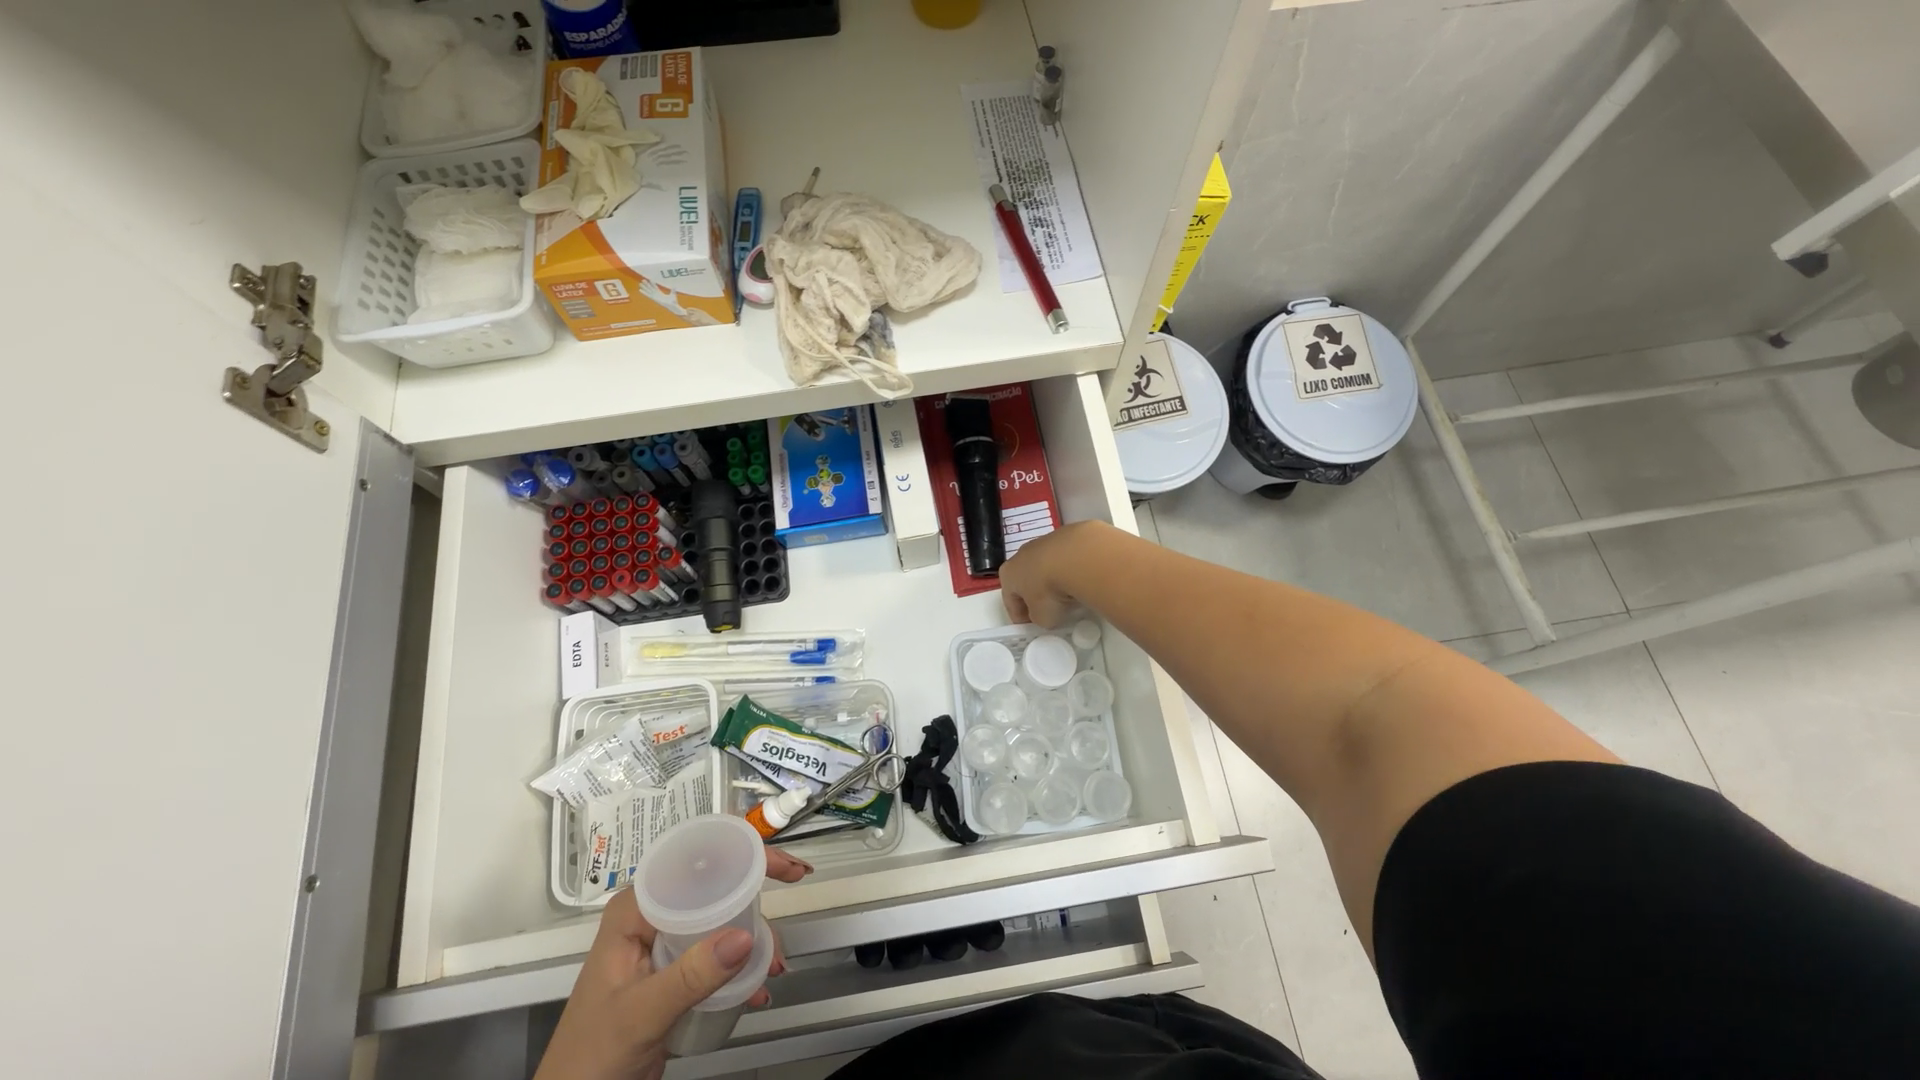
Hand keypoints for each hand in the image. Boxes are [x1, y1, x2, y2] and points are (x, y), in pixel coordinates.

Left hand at [534, 847, 811, 1079]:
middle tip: (792, 893)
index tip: (778, 864)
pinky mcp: (673, 973)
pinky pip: (715, 955)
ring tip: (772, 964)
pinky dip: (741, 966)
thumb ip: (690, 977)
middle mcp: (649, 920)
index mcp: (634, 912)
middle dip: (755, 897)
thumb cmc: (590, 1055)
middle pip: (712, 888)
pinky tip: (755, 987)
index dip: (739, 855)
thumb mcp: (642, 1013)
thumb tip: (744, 936)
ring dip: (752, 937)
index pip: (692, 864)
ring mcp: (662, 946)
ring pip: (719, 921)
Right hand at [999, 521, 1109, 626]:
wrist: (1078, 557)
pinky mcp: (1066, 534)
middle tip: (1051, 611)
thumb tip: (1045, 615)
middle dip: (1037, 595)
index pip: (1010, 601)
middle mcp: (1021, 555)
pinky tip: (1081, 579)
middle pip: (1027, 580)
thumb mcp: (1043, 617)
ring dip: (1054, 580)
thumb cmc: (1050, 591)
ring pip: (1046, 566)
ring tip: (1070, 595)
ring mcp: (1043, 541)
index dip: (1021, 617)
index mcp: (1008, 574)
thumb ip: (1040, 618)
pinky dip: (1070, 569)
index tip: (1032, 626)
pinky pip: (1065, 558)